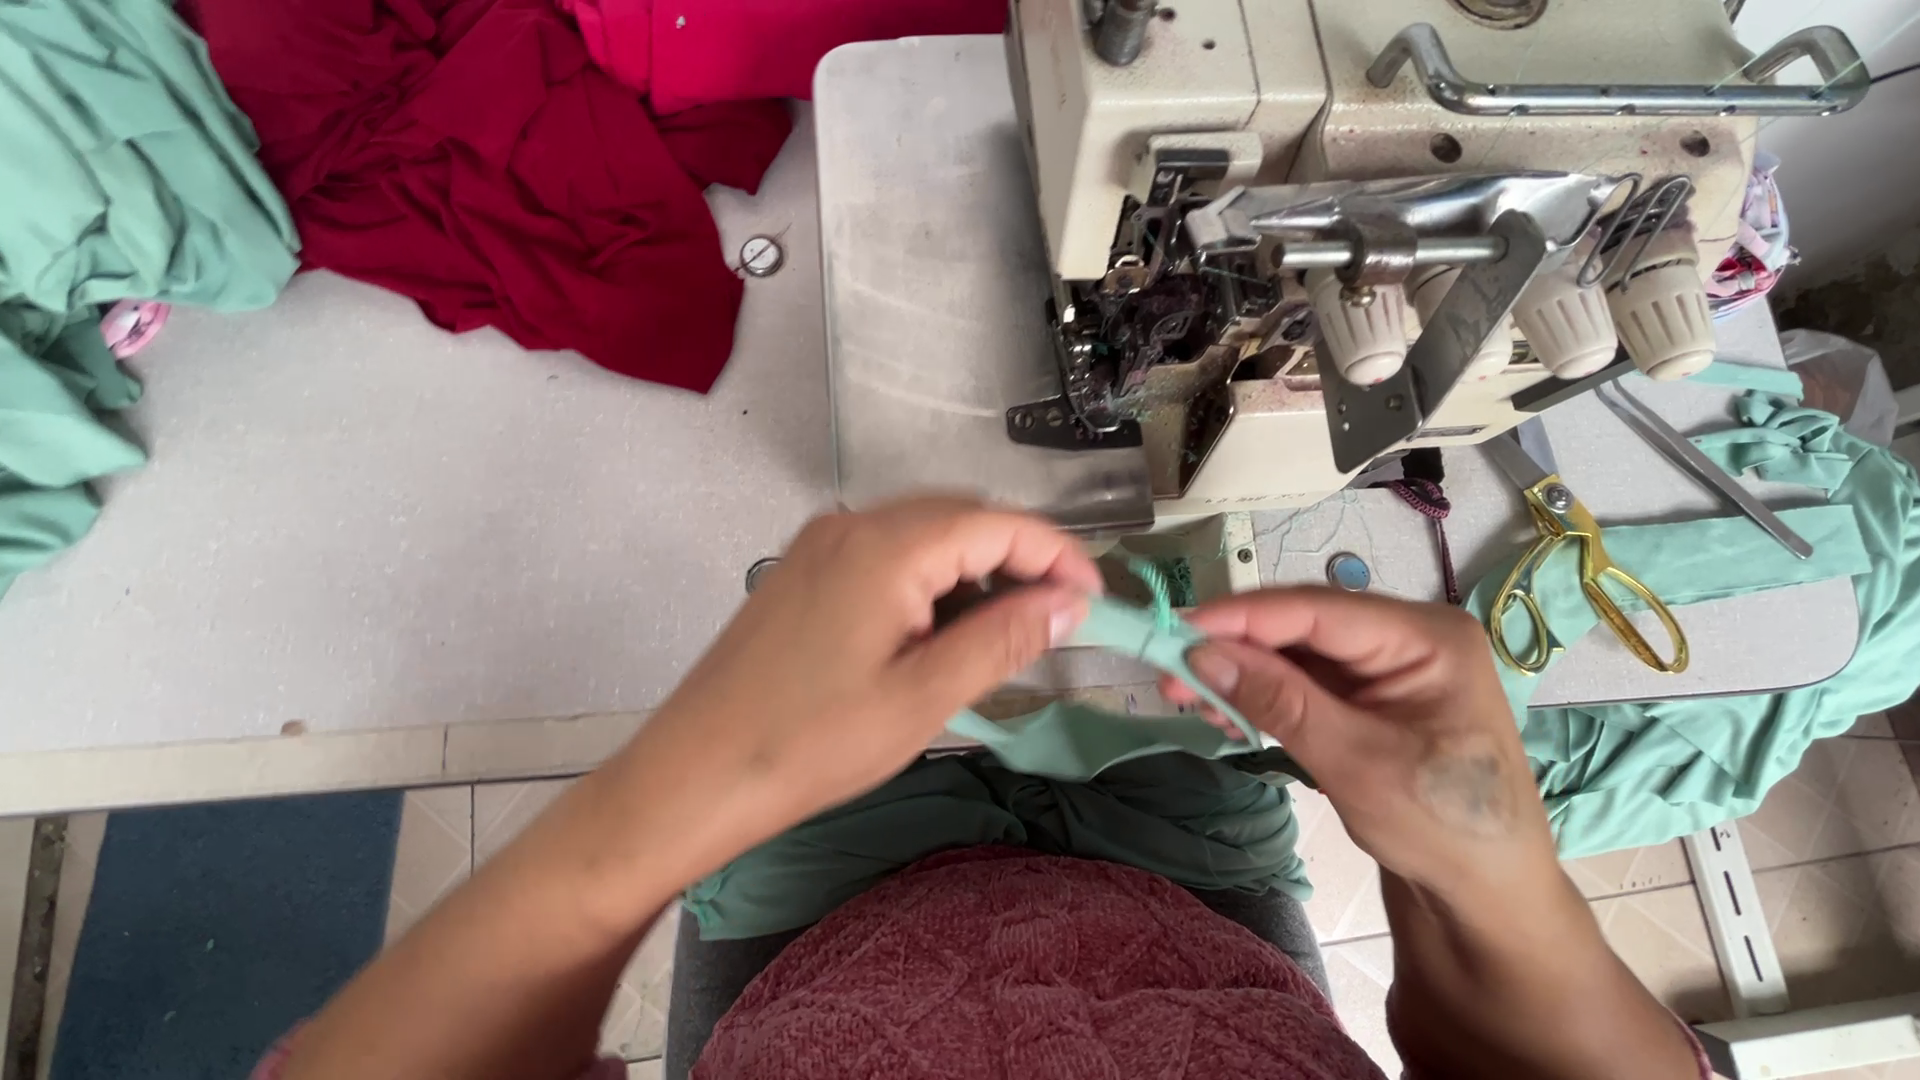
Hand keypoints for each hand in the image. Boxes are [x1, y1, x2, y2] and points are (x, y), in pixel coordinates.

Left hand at [623, 496, 1099, 859]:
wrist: (691, 776)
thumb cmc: (811, 743)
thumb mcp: (923, 697)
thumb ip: (1004, 638)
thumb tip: (1069, 602)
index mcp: (886, 545)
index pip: (997, 522)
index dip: (1058, 554)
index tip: (1096, 598)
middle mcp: (851, 523)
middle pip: (961, 517)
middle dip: (1018, 558)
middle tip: (1055, 618)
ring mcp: (821, 542)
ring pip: (924, 534)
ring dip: (974, 570)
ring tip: (1001, 630)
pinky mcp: (804, 569)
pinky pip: (887, 553)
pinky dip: (930, 579)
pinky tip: (937, 628)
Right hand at [1159, 587, 1557, 899]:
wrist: (1484, 894)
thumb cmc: (1440, 827)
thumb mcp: (1356, 762)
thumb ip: (1279, 701)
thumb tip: (1201, 655)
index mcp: (1426, 637)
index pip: (1318, 609)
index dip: (1243, 616)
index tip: (1177, 630)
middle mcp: (1403, 636)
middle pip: (1299, 626)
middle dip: (1233, 648)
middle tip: (1172, 673)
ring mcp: (1382, 665)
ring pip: (1291, 652)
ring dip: (1239, 673)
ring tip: (1189, 698)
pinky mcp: (1362, 694)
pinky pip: (1298, 680)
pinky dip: (1258, 694)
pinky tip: (1225, 713)